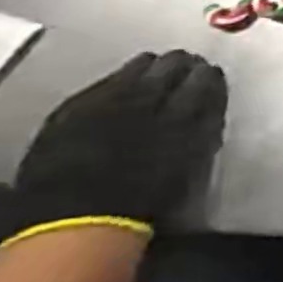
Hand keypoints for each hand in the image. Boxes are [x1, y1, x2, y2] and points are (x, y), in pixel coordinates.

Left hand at [16, 50, 226, 225]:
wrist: (78, 220)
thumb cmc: (145, 201)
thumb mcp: (189, 166)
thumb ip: (201, 133)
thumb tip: (209, 112)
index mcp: (181, 119)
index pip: (202, 85)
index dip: (209, 77)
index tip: (212, 71)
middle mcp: (146, 103)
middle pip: (167, 71)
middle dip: (180, 65)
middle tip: (187, 61)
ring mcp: (105, 104)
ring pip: (134, 71)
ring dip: (149, 66)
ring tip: (156, 63)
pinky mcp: (70, 111)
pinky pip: (102, 83)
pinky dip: (116, 78)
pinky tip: (121, 77)